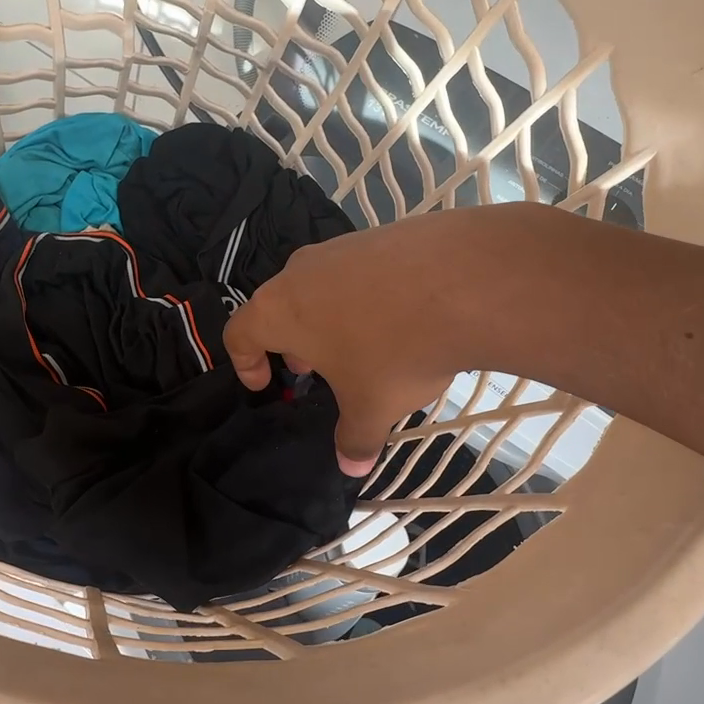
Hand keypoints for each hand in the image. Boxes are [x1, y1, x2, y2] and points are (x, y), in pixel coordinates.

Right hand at [224, 208, 501, 476]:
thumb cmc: (394, 351)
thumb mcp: (372, 408)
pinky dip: (372, 295)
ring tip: (368, 345)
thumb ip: (355, 440)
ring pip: (323, 285)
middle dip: (295, 341)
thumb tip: (352, 469)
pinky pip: (364, 270)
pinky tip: (406, 317)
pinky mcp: (384, 233)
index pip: (239, 333)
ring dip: (333, 316)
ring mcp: (343, 246)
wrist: (463, 281)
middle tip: (319, 369)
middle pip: (280, 306)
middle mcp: (301, 271)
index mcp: (279, 310)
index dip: (246, 363)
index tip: (266, 384)